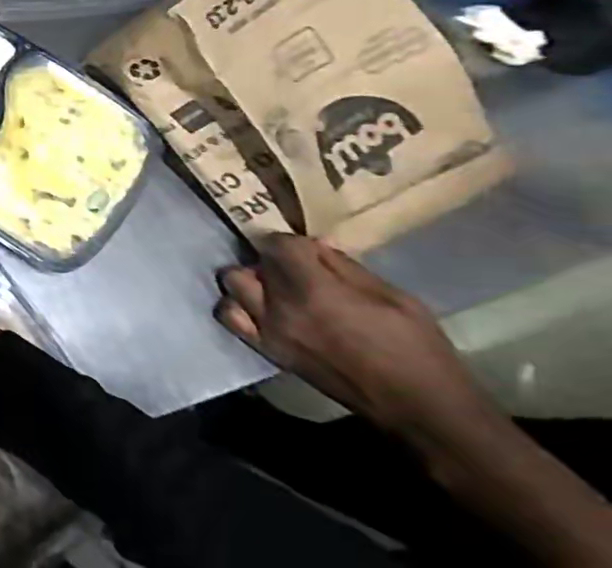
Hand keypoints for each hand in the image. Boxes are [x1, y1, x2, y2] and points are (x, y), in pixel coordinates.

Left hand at [216, 234, 489, 435]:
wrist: (420, 409)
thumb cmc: (418, 351)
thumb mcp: (395, 298)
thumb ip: (345, 267)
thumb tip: (314, 246)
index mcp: (314, 290)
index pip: (276, 245)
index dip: (292, 243)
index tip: (311, 252)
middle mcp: (280, 306)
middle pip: (249, 264)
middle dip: (269, 263)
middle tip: (296, 273)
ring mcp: (268, 329)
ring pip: (232, 287)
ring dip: (250, 284)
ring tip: (278, 293)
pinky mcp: (267, 350)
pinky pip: (231, 319)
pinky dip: (240, 308)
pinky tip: (265, 313)